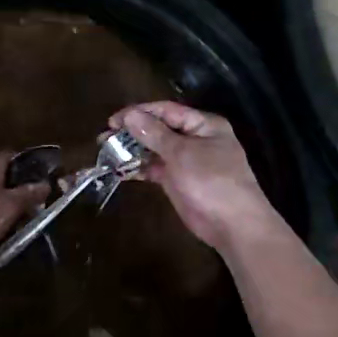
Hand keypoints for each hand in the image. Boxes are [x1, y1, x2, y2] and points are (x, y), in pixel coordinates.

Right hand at [110, 101, 278, 249]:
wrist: (233, 225)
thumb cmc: (212, 182)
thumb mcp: (182, 154)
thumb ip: (154, 134)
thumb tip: (130, 115)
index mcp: (203, 125)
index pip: (166, 110)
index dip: (138, 113)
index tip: (112, 121)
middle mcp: (195, 138)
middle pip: (158, 129)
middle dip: (132, 132)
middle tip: (104, 138)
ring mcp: (187, 161)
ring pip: (155, 149)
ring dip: (132, 150)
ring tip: (107, 152)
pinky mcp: (179, 180)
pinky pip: (155, 168)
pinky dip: (139, 168)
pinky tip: (120, 170)